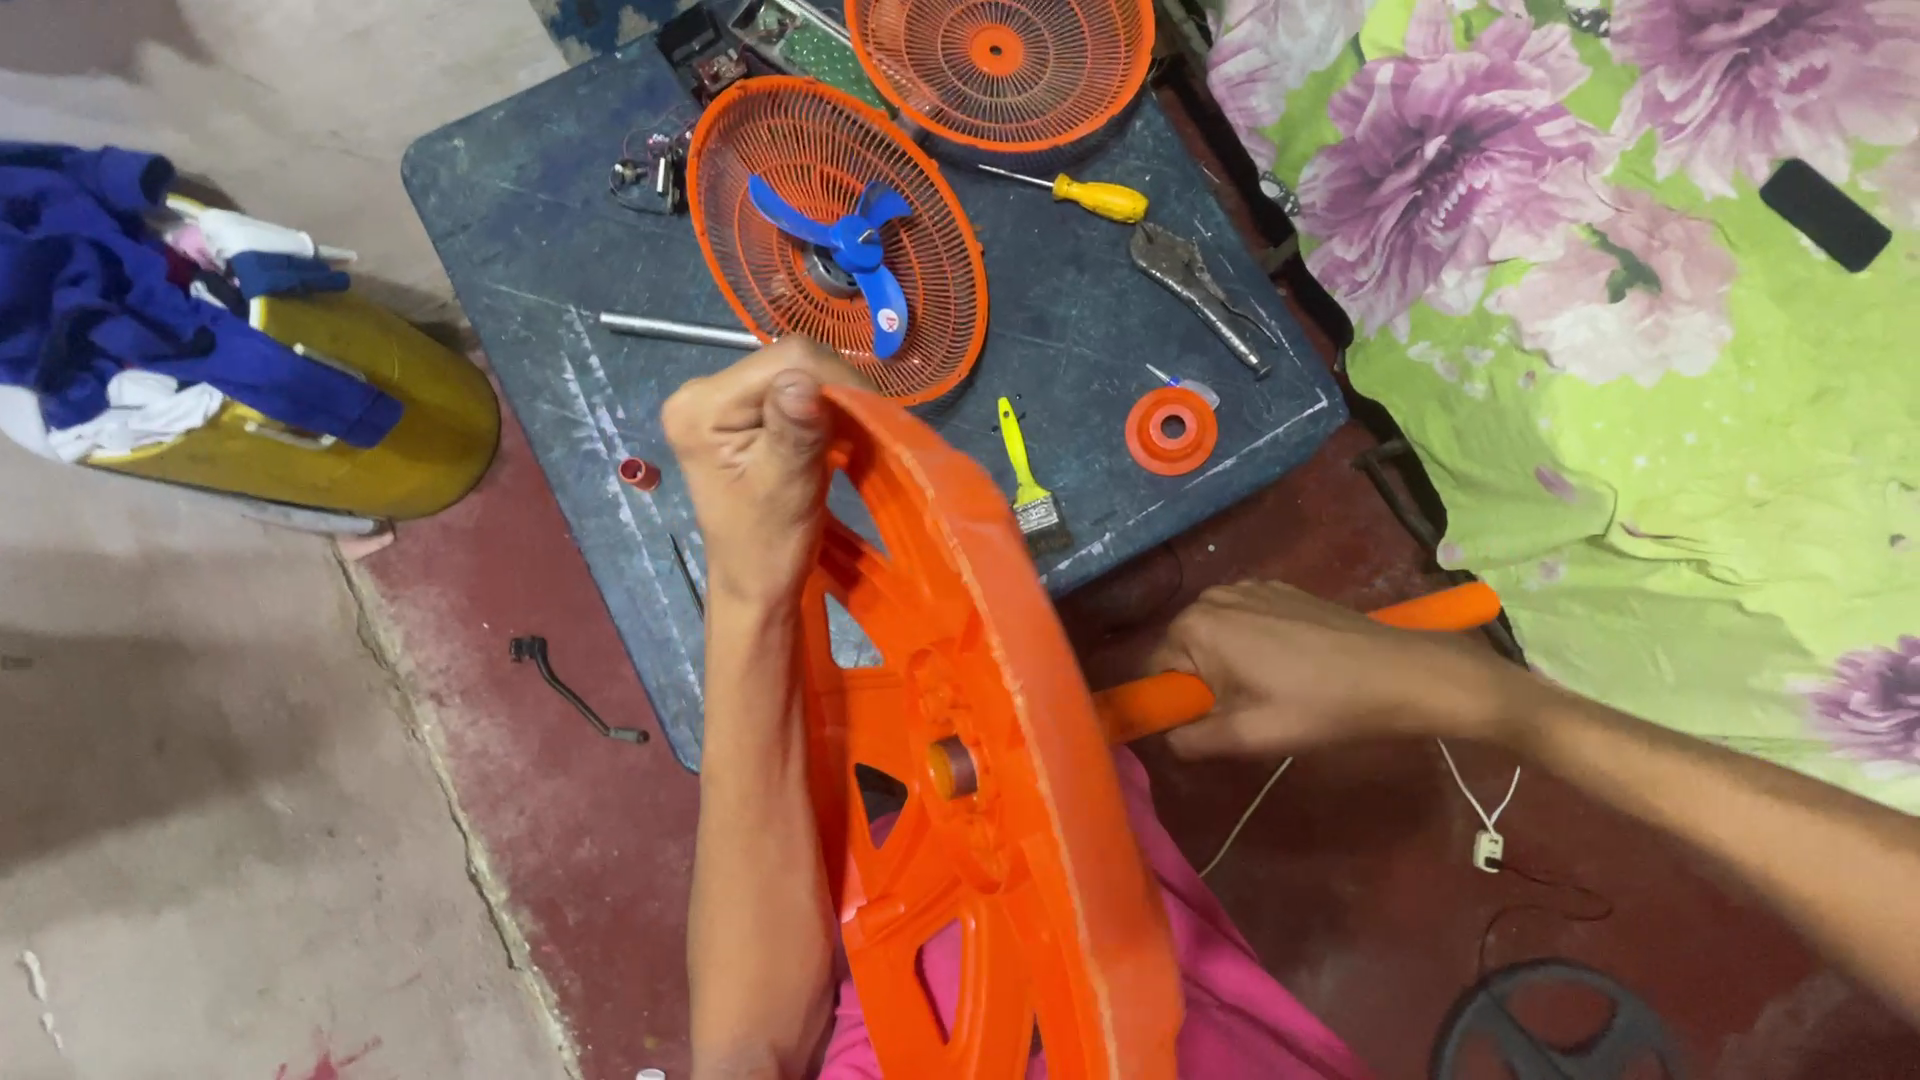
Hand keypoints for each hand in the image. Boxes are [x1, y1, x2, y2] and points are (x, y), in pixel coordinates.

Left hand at [662, 338, 872, 609]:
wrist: (756, 583)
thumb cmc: (768, 547)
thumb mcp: (785, 489)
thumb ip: (793, 433)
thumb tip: (805, 382)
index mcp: (701, 407)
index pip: (784, 360)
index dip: (835, 380)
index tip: (871, 417)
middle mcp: (703, 391)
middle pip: (789, 361)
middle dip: (835, 391)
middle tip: (867, 430)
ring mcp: (723, 400)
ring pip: (798, 373)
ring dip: (834, 401)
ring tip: (856, 435)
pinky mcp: (743, 412)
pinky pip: (794, 392)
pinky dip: (824, 410)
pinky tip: (838, 435)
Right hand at [1147, 582, 1528, 757]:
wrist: (1401, 672)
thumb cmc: (1321, 706)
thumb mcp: (1250, 736)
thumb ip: (1192, 739)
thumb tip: (1165, 738)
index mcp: (1196, 626)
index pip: (1154, 670)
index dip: (1174, 703)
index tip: (1206, 725)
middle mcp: (1212, 596)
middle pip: (1183, 650)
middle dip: (1203, 683)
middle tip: (1245, 714)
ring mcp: (1248, 587)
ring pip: (1214, 636)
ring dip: (1228, 666)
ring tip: (1272, 691)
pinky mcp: (1278, 588)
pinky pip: (1242, 622)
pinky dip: (1252, 644)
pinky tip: (1291, 666)